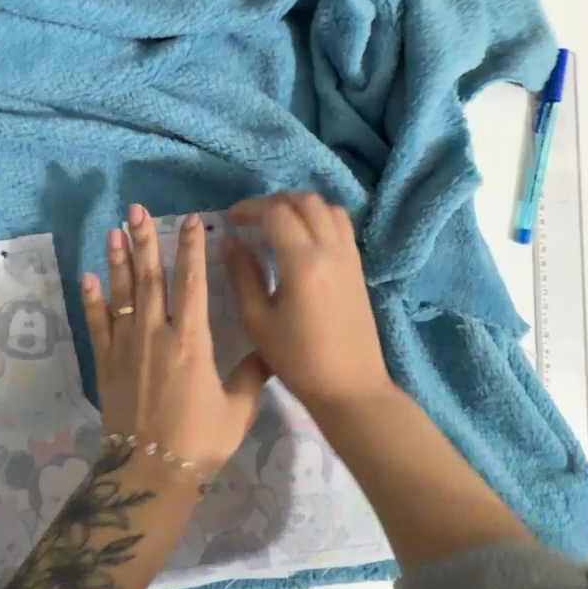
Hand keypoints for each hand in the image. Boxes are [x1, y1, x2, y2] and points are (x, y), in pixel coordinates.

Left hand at [80, 205, 269, 474]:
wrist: (150, 469)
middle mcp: (156, 334)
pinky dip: (93, 299)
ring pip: (122, 293)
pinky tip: (89, 277)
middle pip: (150, 278)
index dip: (191, 249)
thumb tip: (271, 351)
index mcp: (192, 341)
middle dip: (145, 240)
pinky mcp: (106, 361)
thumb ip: (252, 375)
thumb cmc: (199, 440)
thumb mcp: (237, 409)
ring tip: (114, 231)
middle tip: (137, 210)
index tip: (191, 221)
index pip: (192, 284)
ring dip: (118, 260)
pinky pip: (98, 323)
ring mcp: (126, 346)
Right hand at [225, 191, 398, 418]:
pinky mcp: (358, 266)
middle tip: (250, 219)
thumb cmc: (297, 359)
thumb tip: (229, 242)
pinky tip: (301, 237)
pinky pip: (341, 224)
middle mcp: (331, 250)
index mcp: (303, 263)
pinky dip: (319, 217)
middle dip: (273, 202)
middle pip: (304, 201)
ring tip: (276, 223)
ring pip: (327, 207)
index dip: (249, 208)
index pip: (276, 213)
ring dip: (298, 205)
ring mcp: (349, 256)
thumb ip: (243, 275)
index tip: (230, 219)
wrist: (349, 386)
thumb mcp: (258, 320)